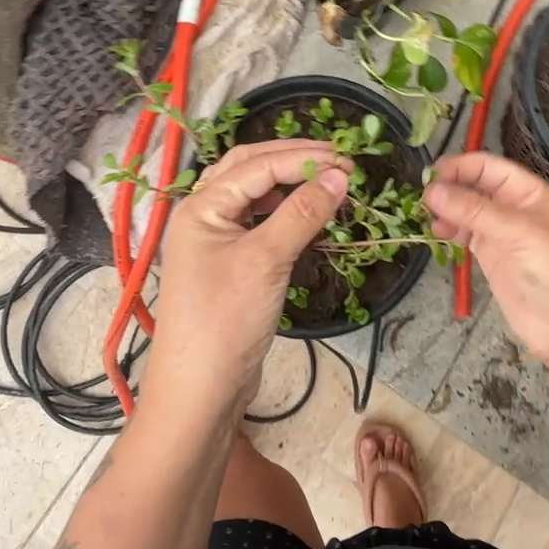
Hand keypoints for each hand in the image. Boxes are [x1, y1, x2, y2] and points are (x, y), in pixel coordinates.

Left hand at [148, 140, 349, 412]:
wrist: (200, 390)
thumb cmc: (226, 320)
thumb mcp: (267, 260)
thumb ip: (303, 213)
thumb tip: (341, 175)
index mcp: (201, 206)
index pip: (258, 165)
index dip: (304, 158)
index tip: (347, 161)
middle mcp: (203, 214)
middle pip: (250, 168)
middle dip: (293, 160)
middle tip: (337, 160)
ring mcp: (215, 239)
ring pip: (254, 194)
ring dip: (289, 183)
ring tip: (326, 183)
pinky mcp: (229, 262)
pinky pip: (258, 221)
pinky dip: (284, 211)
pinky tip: (308, 216)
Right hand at [424, 152, 548, 367]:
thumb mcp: (518, 232)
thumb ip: (474, 211)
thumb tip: (432, 190)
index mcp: (528, 191)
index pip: (488, 167)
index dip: (460, 167)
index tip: (431, 176)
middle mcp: (513, 207)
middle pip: (474, 186)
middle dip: (449, 188)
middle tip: (424, 199)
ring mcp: (501, 233)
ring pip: (465, 210)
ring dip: (446, 210)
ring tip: (429, 220)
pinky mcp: (491, 257)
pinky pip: (465, 234)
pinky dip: (449, 231)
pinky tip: (438, 234)